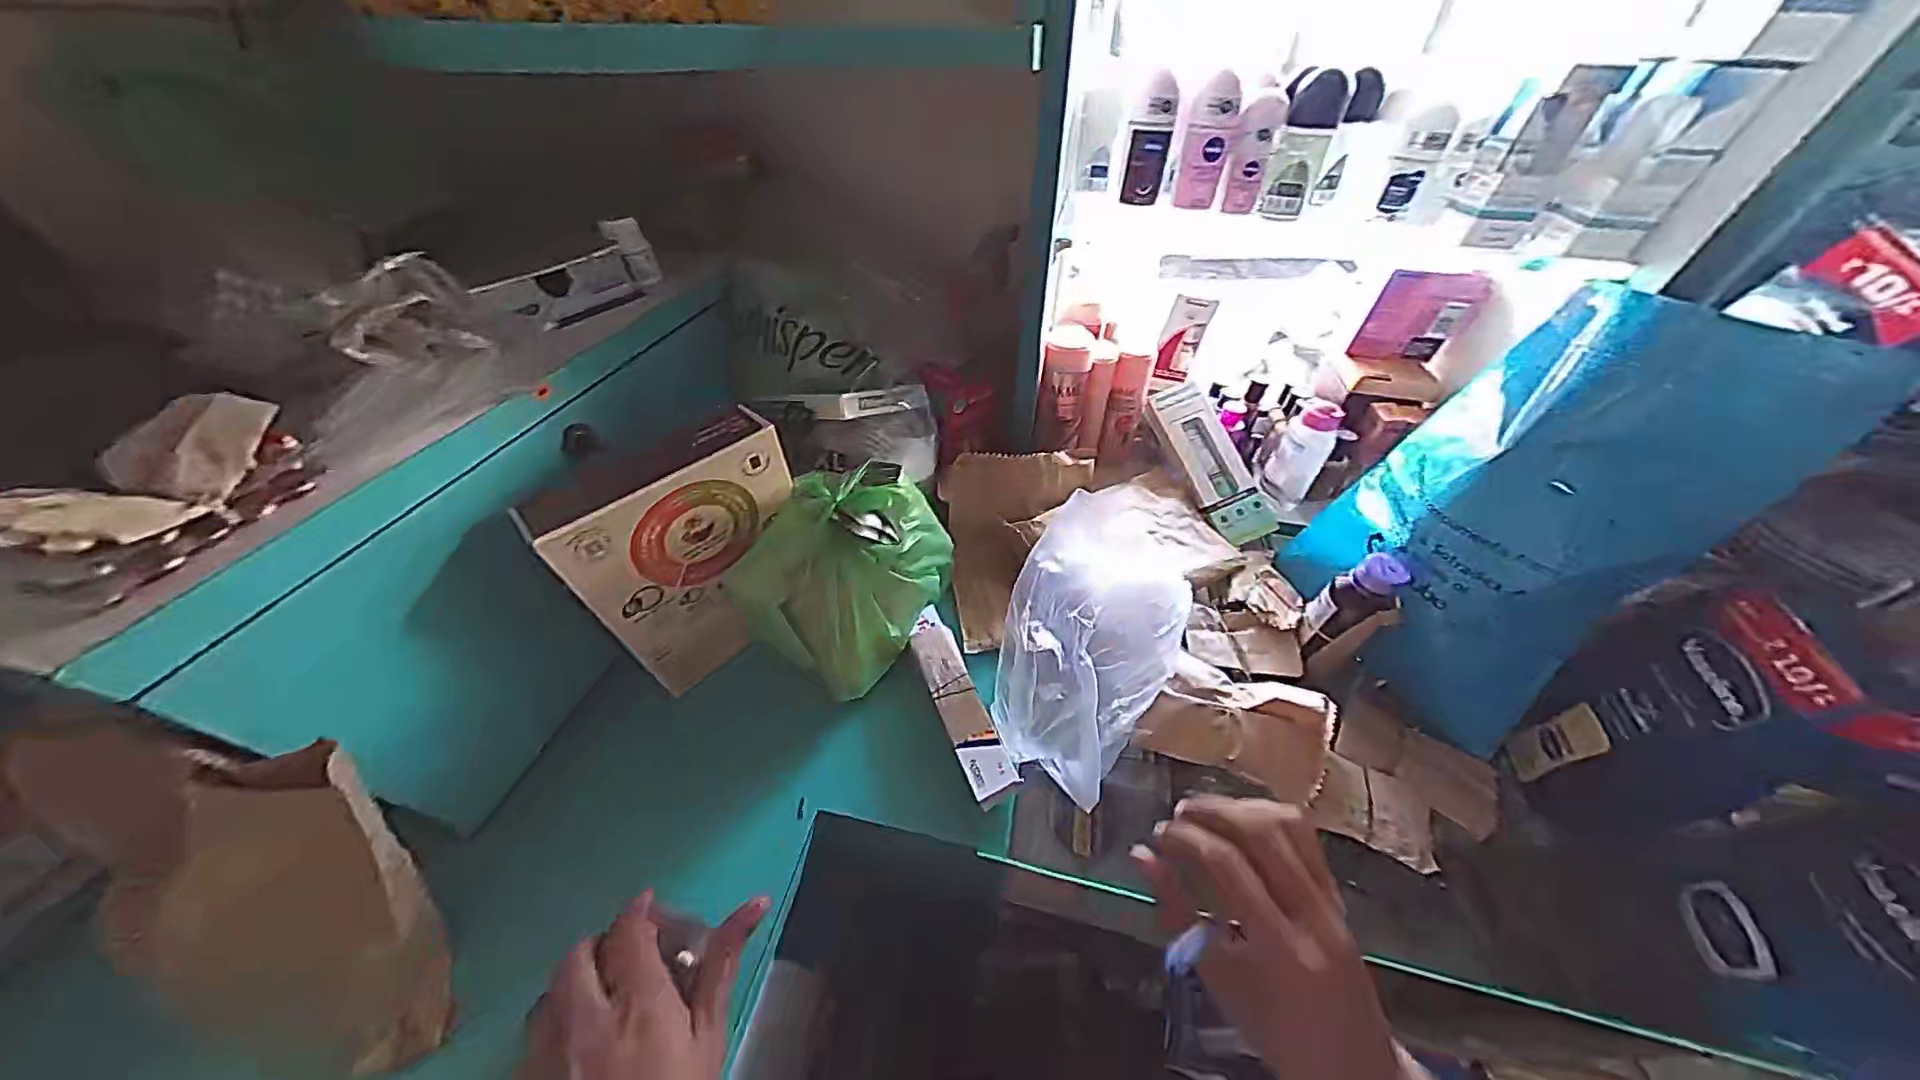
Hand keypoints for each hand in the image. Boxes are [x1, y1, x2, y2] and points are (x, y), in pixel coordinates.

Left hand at [517, 891, 769, 1079]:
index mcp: (639, 1003)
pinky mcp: (526, 1078)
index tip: (651, 905)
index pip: (629, 931)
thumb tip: (755, 904)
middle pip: (581, 952)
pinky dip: (557, 1016)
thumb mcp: (709, 1036)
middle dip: (606, 942)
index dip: (640, 910)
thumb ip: (722, 966)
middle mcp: (586, 1019)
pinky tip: (580, 1034)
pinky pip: (534, 1028)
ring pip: (552, 989)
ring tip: (603, 992)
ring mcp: (548, 1052)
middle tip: (630, 951)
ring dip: (578, 978)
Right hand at [1132, 796, 1404, 1079]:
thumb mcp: (1217, 979)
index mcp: (1281, 947)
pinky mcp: (1339, 895)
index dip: (1186, 838)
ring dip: (1239, 808)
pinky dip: (1267, 817)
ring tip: (1204, 813)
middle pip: (1261, 833)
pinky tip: (1239, 821)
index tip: (1158, 835)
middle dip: (1212, 811)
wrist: (1352, 1065)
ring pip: (1287, 825)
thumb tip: (1141, 856)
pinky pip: (1305, 837)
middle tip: (1177, 814)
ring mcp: (1333, 902)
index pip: (1228, 865)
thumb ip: (1177, 912)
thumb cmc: (1273, 1031)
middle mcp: (1313, 915)